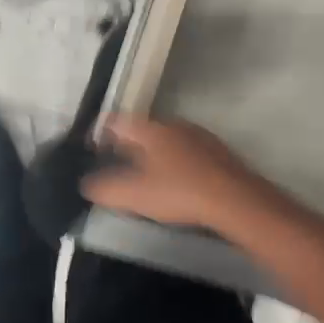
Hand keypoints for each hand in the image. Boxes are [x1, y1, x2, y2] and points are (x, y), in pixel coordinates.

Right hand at [82, 116, 271, 228]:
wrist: (237, 201)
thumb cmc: (179, 193)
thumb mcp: (135, 195)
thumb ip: (106, 189)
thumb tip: (86, 183)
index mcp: (150, 130)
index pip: (116, 121)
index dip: (100, 132)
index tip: (93, 147)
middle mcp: (173, 124)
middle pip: (142, 129)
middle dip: (128, 145)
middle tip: (117, 163)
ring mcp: (199, 136)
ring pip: (167, 139)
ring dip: (154, 153)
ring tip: (146, 175)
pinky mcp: (218, 152)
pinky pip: (187, 151)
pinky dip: (176, 162)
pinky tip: (178, 182)